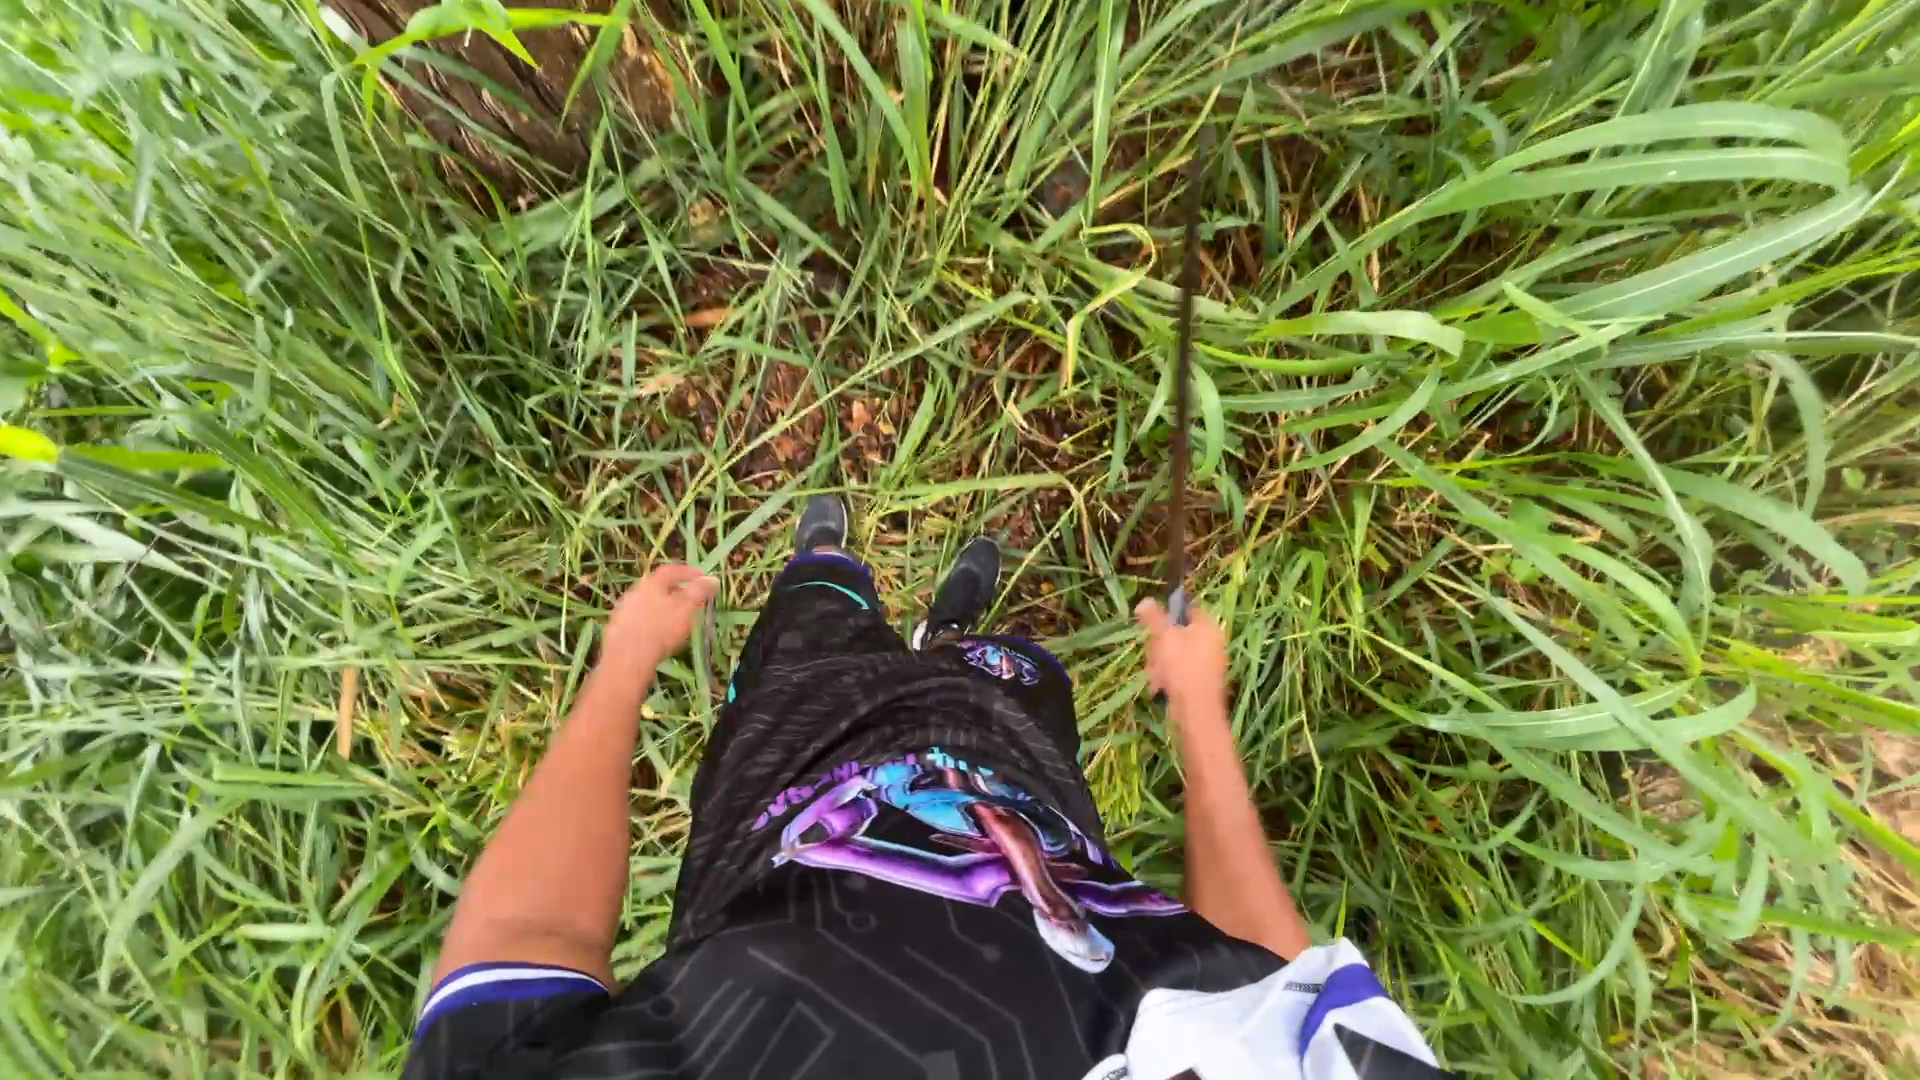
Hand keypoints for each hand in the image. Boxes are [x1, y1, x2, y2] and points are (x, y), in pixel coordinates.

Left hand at [603, 564, 719, 669]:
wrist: (628, 658)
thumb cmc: (661, 629)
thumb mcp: (687, 608)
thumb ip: (700, 591)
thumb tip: (712, 578)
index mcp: (652, 583)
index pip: (671, 571)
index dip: (688, 572)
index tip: (702, 576)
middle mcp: (634, 592)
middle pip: (657, 586)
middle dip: (675, 590)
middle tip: (690, 598)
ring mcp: (623, 611)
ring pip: (647, 603)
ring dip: (661, 607)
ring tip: (675, 618)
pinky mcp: (616, 629)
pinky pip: (638, 619)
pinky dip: (651, 621)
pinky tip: (657, 633)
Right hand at [1134, 597, 1227, 709]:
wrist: (1196, 710)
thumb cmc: (1182, 668)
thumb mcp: (1164, 637)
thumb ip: (1154, 617)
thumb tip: (1145, 601)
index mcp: (1208, 626)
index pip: (1187, 608)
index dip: (1167, 613)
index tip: (1152, 624)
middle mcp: (1211, 642)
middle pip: (1177, 632)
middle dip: (1159, 644)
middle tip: (1153, 653)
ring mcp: (1206, 662)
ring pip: (1174, 653)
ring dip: (1159, 662)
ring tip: (1156, 674)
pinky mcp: (1199, 680)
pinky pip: (1178, 670)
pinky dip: (1166, 676)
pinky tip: (1160, 686)